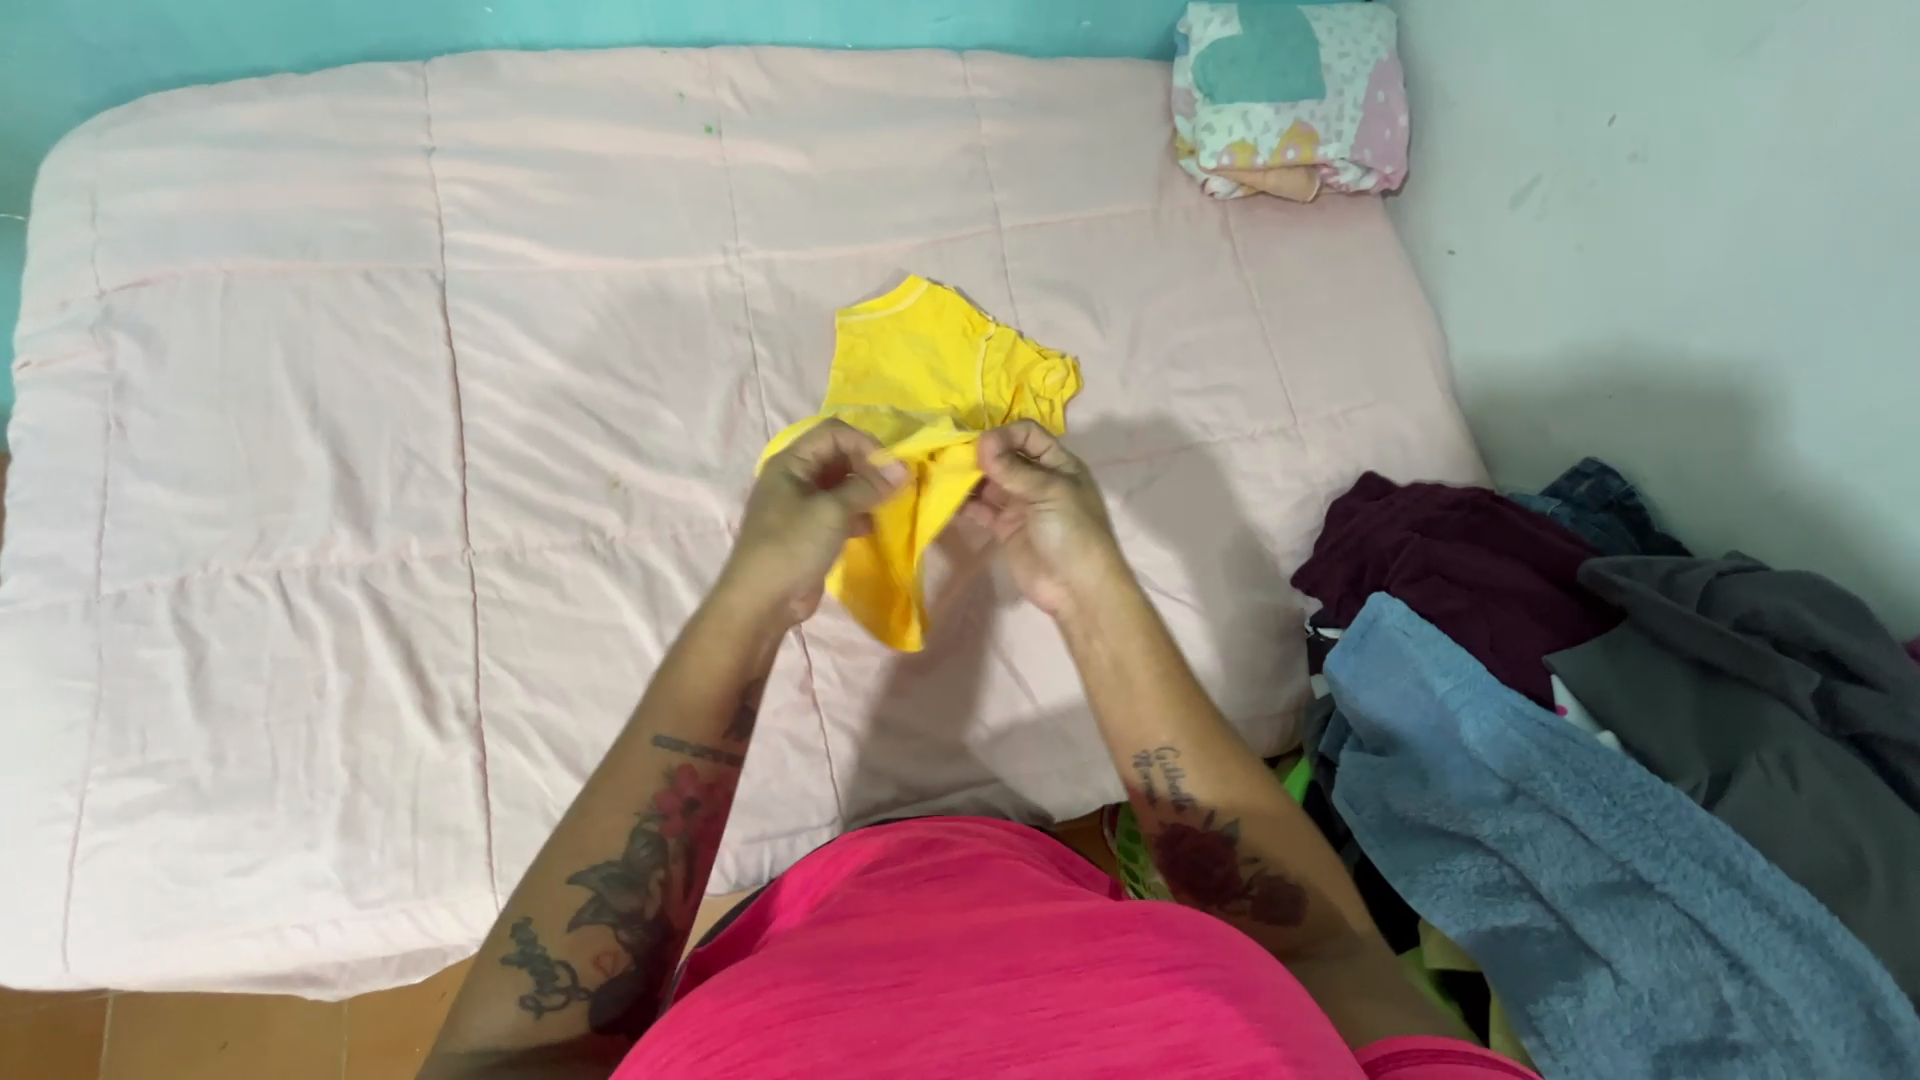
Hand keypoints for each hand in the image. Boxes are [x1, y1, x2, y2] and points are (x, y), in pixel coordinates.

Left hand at [717, 419, 907, 628]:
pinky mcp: (811, 531)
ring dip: (867, 491)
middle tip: (896, 486)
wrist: (761, 601)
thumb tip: (902, 468)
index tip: (891, 468)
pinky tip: (873, 527)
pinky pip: (840, 511)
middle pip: (839, 456)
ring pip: (842, 485)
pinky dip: (859, 514)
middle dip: (869, 467)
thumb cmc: (792, 547)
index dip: (865, 444)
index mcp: (791, 463)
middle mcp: (795, 477)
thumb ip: (867, 487)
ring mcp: (801, 505)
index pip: (834, 434)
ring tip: (889, 504)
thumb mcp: (832, 512)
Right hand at [962, 420, 1130, 618]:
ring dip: (968, 477)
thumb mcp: (1049, 492)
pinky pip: (981, 509)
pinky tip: (946, 499)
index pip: (1028, 434)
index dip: (1004, 435)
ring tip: (943, 473)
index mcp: (1058, 464)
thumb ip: (1014, 469)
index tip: (981, 445)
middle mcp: (1038, 479)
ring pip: (989, 482)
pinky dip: (965, 504)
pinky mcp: (1005, 528)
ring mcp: (1020, 504)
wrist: (1078, 588)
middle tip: (952, 455)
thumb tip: (982, 441)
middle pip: (1005, 456)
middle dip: (981, 454)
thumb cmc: (1073, 532)